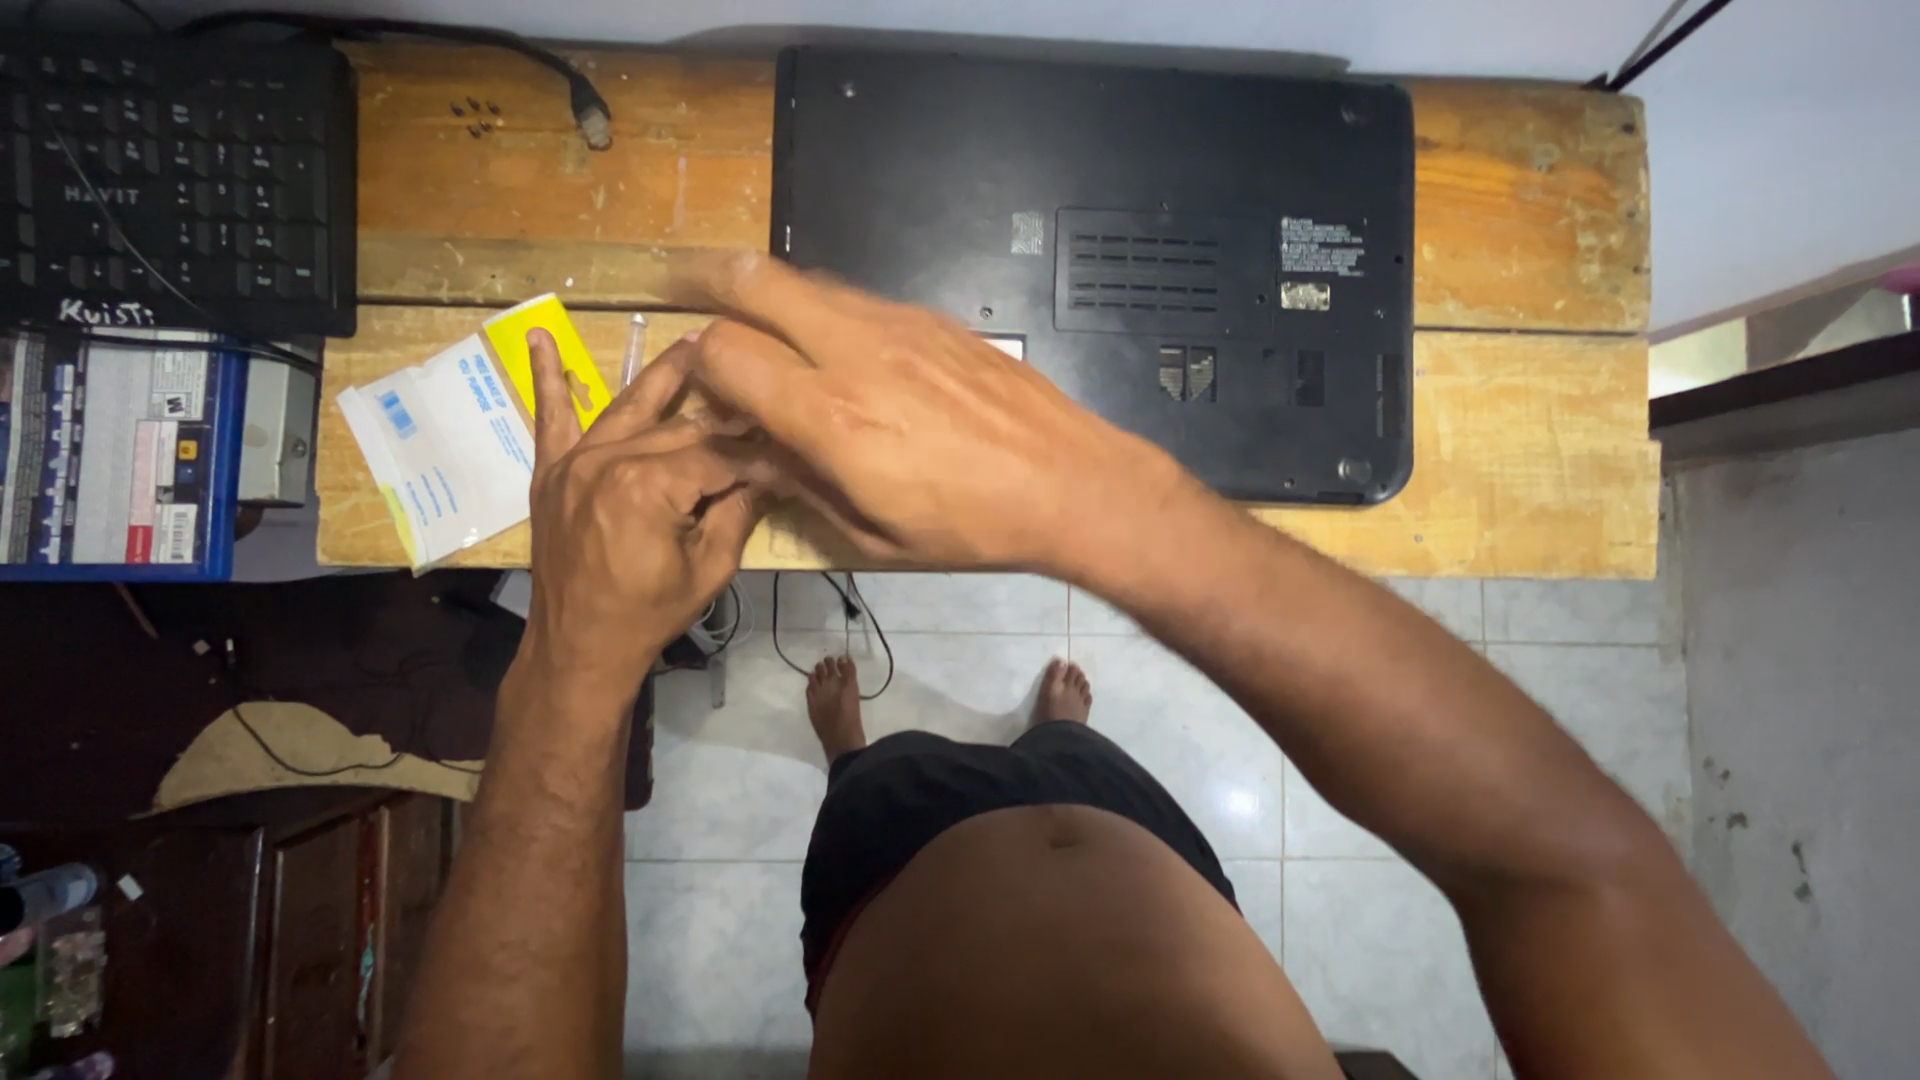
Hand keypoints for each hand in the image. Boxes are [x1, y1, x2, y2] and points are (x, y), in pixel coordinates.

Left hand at [517, 327, 763, 703]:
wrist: (580, 647)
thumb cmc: (650, 614)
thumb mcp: (711, 569)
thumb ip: (740, 511)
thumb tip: (776, 472)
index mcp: (650, 487)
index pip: (721, 455)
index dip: (760, 455)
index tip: (794, 447)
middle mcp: (609, 460)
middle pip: (683, 428)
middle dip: (728, 418)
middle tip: (764, 399)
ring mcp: (575, 461)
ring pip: (630, 406)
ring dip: (664, 373)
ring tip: (695, 341)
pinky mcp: (552, 471)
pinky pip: (550, 418)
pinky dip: (547, 379)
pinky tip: (542, 338)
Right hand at [676, 254, 1188, 571]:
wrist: (1069, 482)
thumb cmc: (972, 527)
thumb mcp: (876, 537)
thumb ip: (802, 488)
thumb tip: (755, 454)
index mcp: (833, 418)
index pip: (724, 353)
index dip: (698, 369)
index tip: (709, 397)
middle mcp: (855, 353)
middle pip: (753, 280)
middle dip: (703, 280)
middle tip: (679, 287)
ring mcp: (898, 325)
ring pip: (805, 280)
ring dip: (767, 295)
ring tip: (760, 324)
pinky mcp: (933, 318)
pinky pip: (856, 298)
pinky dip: (824, 311)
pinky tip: (839, 346)